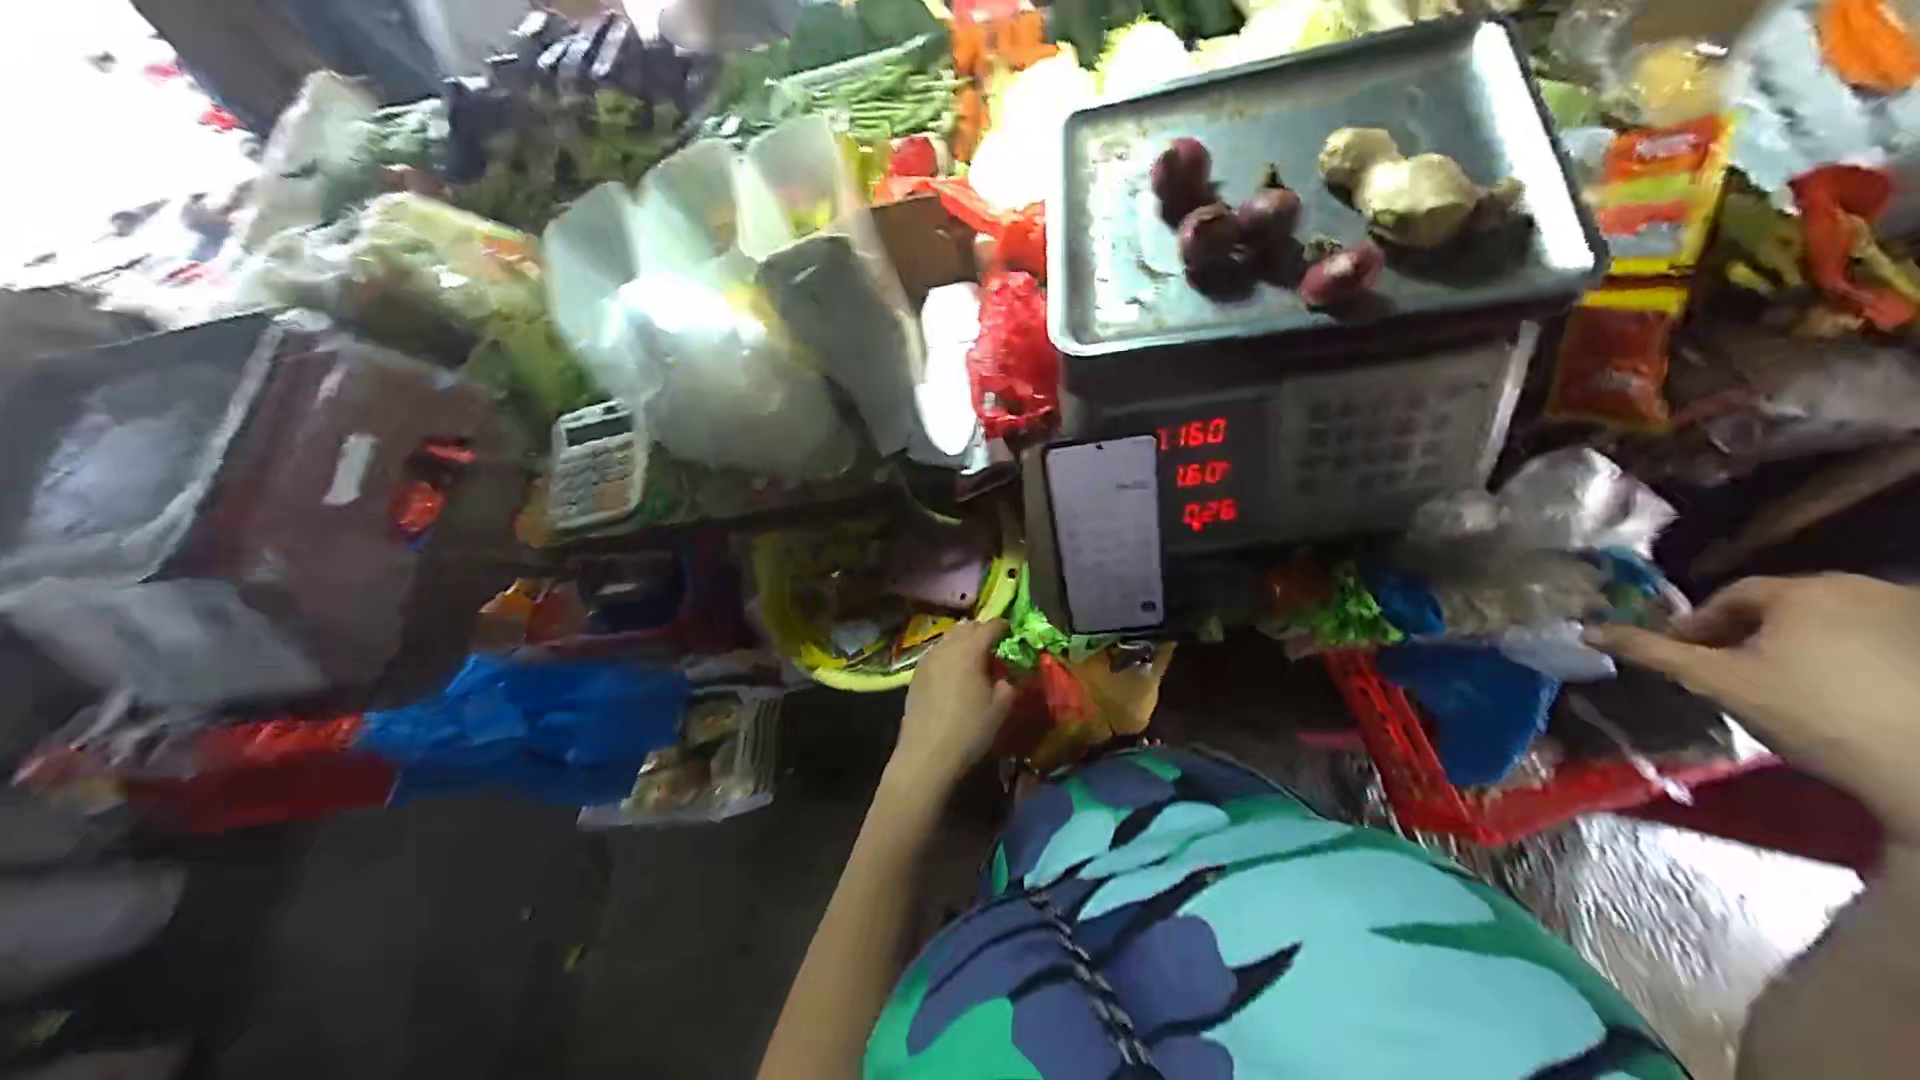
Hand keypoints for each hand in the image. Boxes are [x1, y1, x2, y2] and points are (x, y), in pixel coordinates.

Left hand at [886, 619, 1014, 799]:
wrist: (927, 753)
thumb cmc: (969, 730)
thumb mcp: (999, 710)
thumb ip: (1007, 686)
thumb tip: (1006, 677)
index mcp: (970, 651)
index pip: (988, 627)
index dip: (1001, 626)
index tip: (1009, 630)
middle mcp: (947, 648)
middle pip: (965, 628)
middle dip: (980, 630)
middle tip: (992, 642)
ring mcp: (928, 659)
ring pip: (948, 638)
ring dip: (962, 640)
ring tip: (972, 654)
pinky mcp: (916, 673)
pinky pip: (936, 652)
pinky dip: (948, 652)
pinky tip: (952, 668)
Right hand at [1587, 574, 1919, 840]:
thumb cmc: (1812, 714)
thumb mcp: (1717, 682)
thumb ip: (1651, 651)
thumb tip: (1588, 631)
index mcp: (1807, 590)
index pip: (1731, 596)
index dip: (1697, 626)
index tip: (1684, 658)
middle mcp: (1866, 589)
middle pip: (1781, 607)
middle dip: (1746, 636)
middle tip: (1726, 673)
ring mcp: (1915, 617)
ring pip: (1828, 624)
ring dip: (1796, 646)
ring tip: (1780, 686)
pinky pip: (1873, 641)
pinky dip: (1845, 659)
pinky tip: (1839, 694)